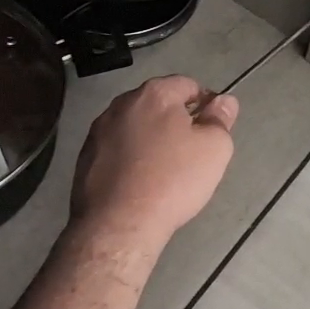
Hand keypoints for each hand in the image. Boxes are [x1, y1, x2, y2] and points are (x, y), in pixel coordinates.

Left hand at [70, 75, 237, 244]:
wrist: (118, 224)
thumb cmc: (173, 180)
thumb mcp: (214, 148)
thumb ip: (221, 118)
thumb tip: (224, 101)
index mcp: (155, 93)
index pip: (188, 85)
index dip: (206, 104)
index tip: (213, 129)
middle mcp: (122, 104)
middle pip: (158, 104)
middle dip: (176, 121)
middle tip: (192, 151)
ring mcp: (98, 130)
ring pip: (135, 126)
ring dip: (151, 139)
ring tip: (164, 169)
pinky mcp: (85, 157)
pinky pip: (116, 149)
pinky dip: (130, 158)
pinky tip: (140, 182)